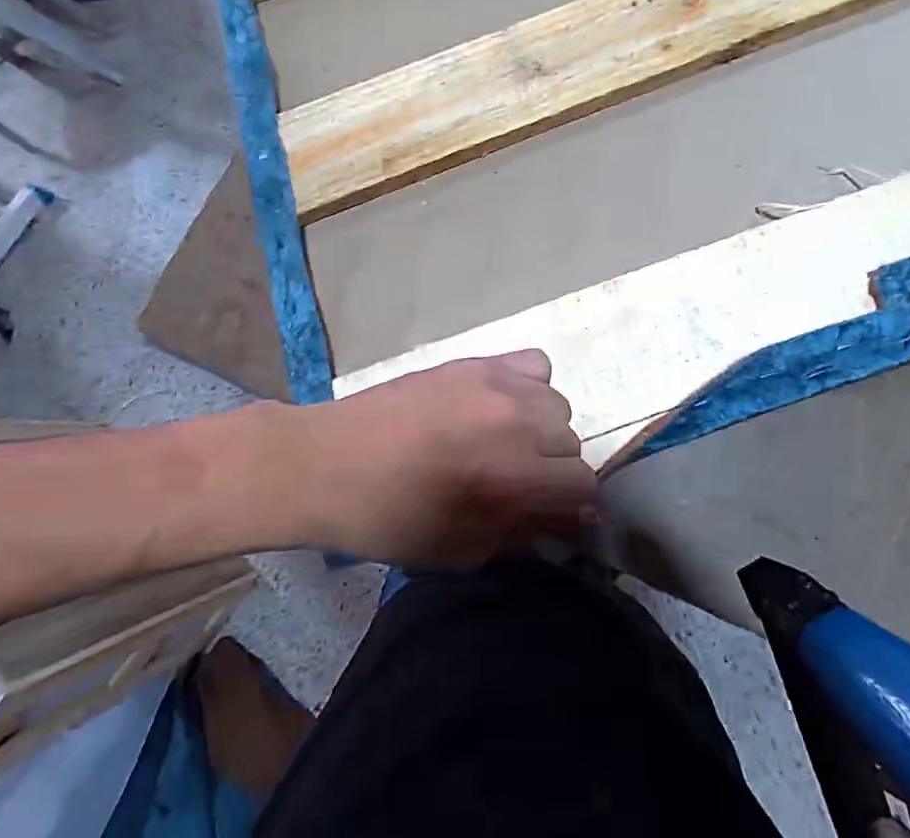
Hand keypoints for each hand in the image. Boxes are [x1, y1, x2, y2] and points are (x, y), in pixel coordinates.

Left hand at [280, 350, 595, 565]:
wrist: (326, 463)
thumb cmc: (390, 518)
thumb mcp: (462, 548)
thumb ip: (527, 527)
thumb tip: (575, 512)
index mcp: (512, 470)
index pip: (582, 481)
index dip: (567, 504)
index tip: (543, 512)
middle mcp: (515, 417)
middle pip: (571, 440)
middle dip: (551, 468)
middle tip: (512, 481)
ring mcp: (495, 381)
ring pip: (555, 404)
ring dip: (541, 429)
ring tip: (503, 442)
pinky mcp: (473, 361)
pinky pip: (532, 366)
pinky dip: (528, 387)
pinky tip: (498, 406)